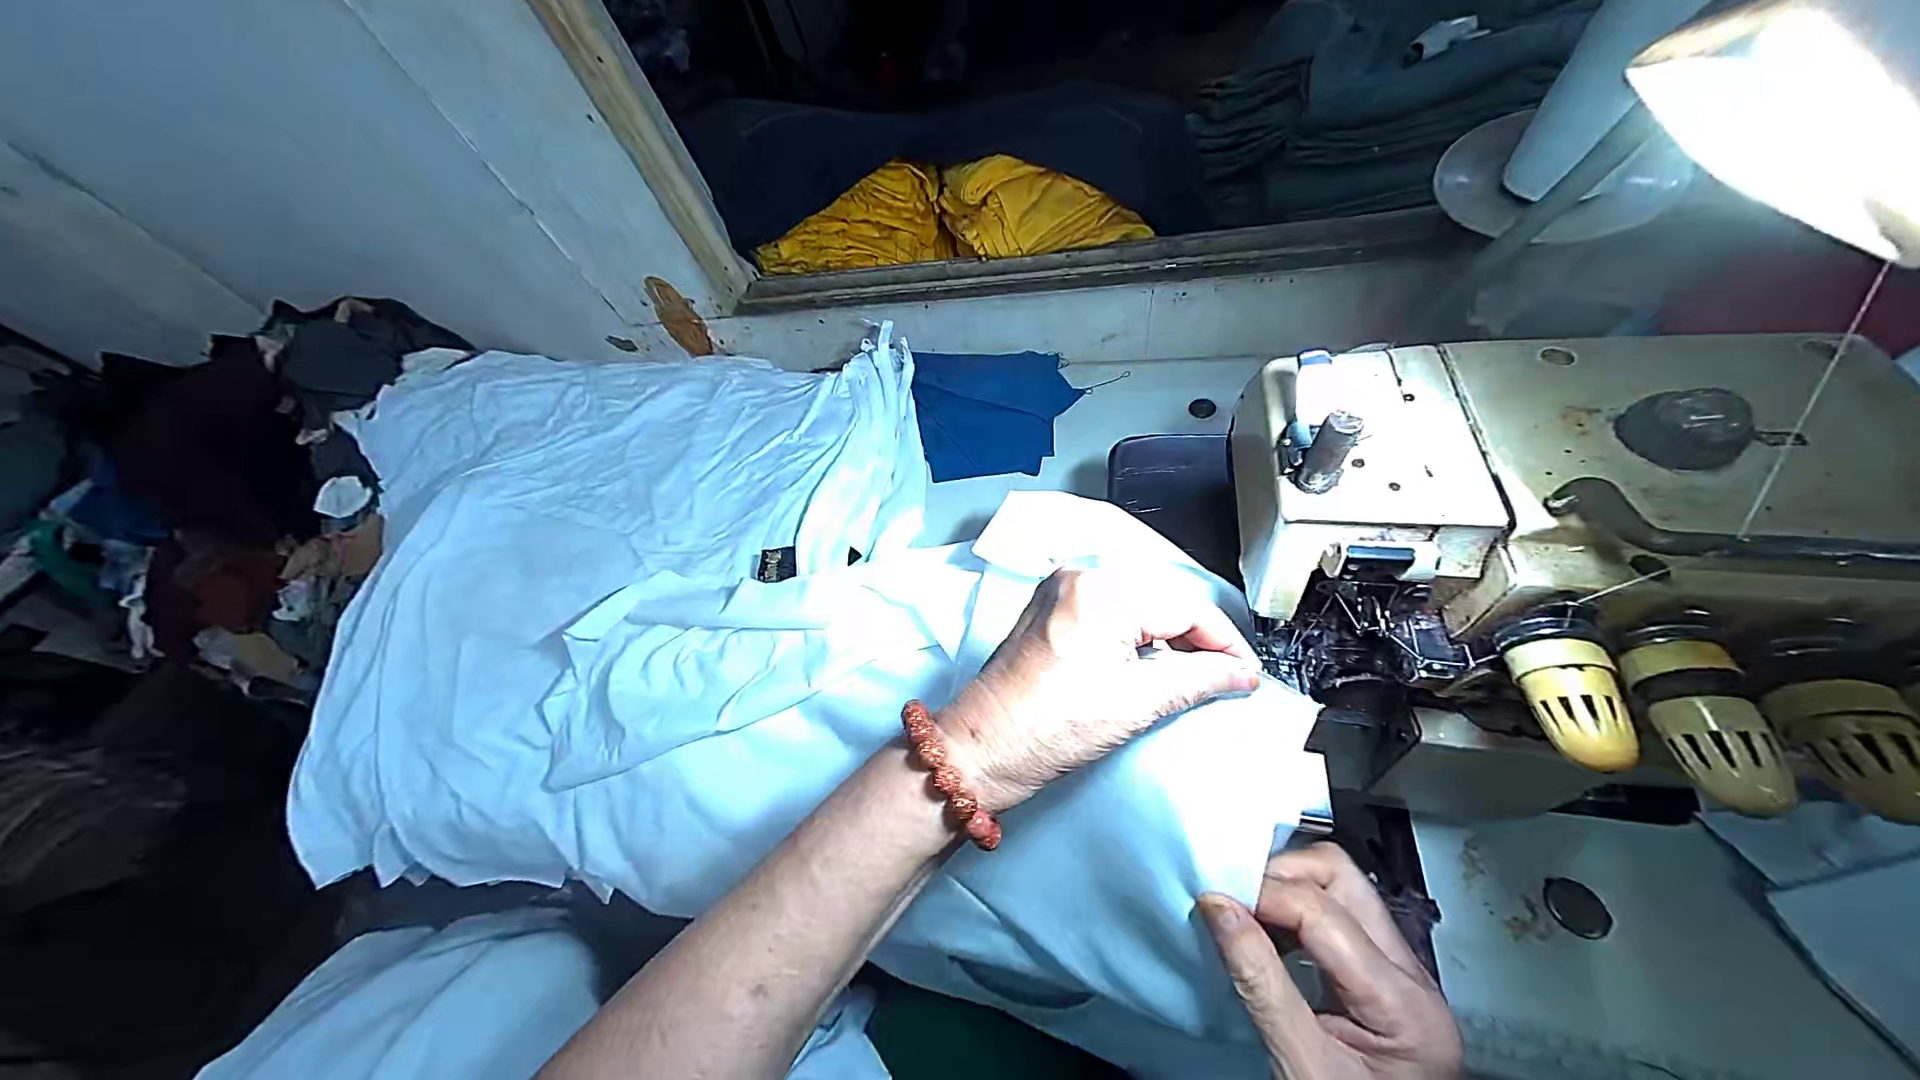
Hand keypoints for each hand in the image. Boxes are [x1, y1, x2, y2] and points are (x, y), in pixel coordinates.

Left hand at [936, 567, 1261, 813]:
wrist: (980, 749)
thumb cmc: (1041, 728)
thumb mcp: (1135, 704)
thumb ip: (1198, 681)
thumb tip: (1238, 674)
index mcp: (1099, 593)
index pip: (1186, 608)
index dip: (1224, 642)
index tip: (1244, 672)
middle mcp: (1075, 581)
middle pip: (1161, 602)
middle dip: (1196, 640)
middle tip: (1223, 677)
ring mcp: (1057, 594)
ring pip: (1135, 607)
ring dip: (1167, 639)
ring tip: (1190, 676)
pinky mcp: (1047, 612)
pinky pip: (1107, 614)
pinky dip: (1134, 638)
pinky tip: (1147, 665)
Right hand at [1199, 844, 1461, 1079]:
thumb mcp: (1301, 1065)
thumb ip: (1260, 983)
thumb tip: (1219, 907)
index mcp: (1404, 1005)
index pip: (1319, 910)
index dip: (1260, 895)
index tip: (1212, 900)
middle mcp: (1412, 976)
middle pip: (1339, 876)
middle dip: (1278, 875)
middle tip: (1232, 898)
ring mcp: (1399, 972)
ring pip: (1337, 883)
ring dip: (1284, 887)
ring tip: (1246, 913)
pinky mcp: (1378, 974)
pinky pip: (1334, 911)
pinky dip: (1291, 909)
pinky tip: (1266, 933)